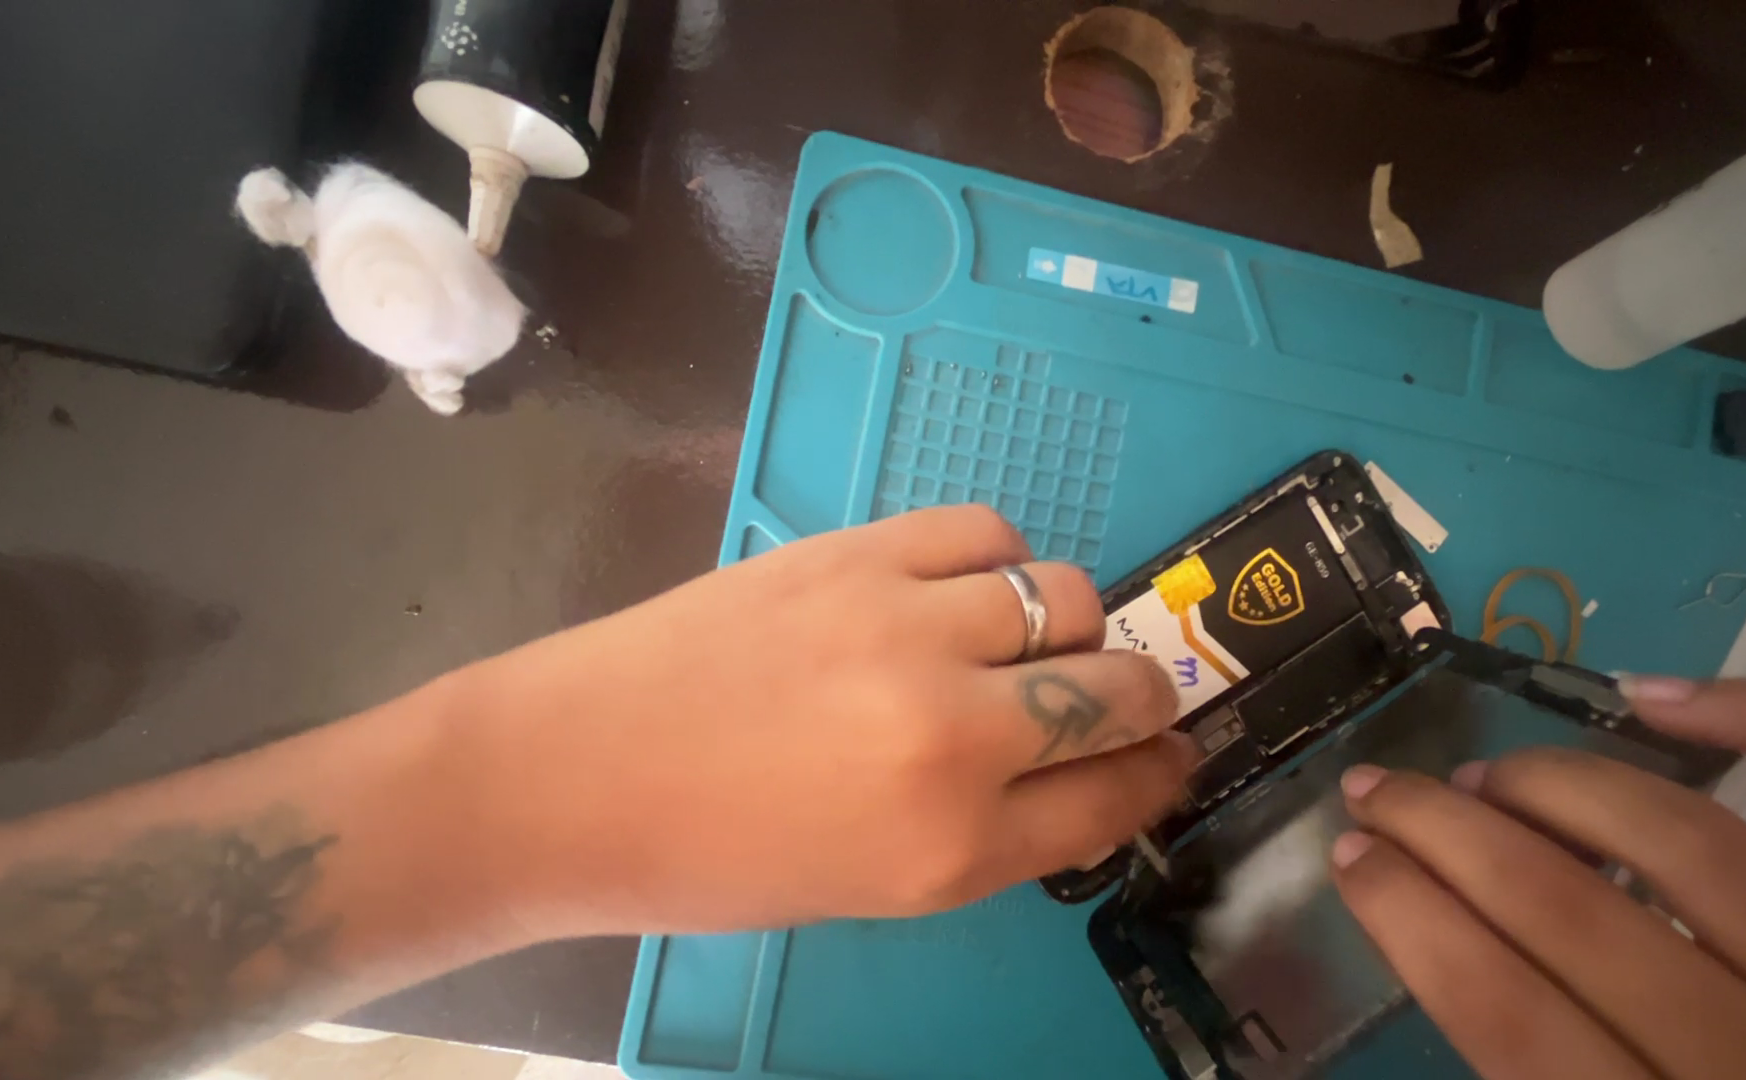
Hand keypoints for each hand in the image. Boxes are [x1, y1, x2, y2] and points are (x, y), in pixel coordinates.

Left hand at [451, 505, 1191, 934]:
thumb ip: (994, 824)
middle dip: (1139, 695)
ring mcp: (905, 627)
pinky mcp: (858, 553)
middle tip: (1117, 692)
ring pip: (1064, 595)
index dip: (1159, 772)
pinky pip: (985, 534)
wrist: (573, 772)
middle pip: (1112, 689)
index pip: (1113, 797)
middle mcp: (950, 733)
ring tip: (1029, 636)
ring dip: (1070, 621)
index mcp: (953, 846)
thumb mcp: (879, 881)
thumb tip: (1079, 764)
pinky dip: (998, 562)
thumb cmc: (721, 854)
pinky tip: (968, 586)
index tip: (1172, 753)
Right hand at [1329, 678, 1745, 1079]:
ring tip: (1485, 777)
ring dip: (1548, 782)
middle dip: (1434, 826)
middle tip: (1375, 789)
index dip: (1402, 911)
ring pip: (1681, 836)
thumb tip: (1421, 924)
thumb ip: (1527, 1054)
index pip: (1502, 1007)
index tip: (1349, 852)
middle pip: (1562, 906)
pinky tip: (1651, 695)